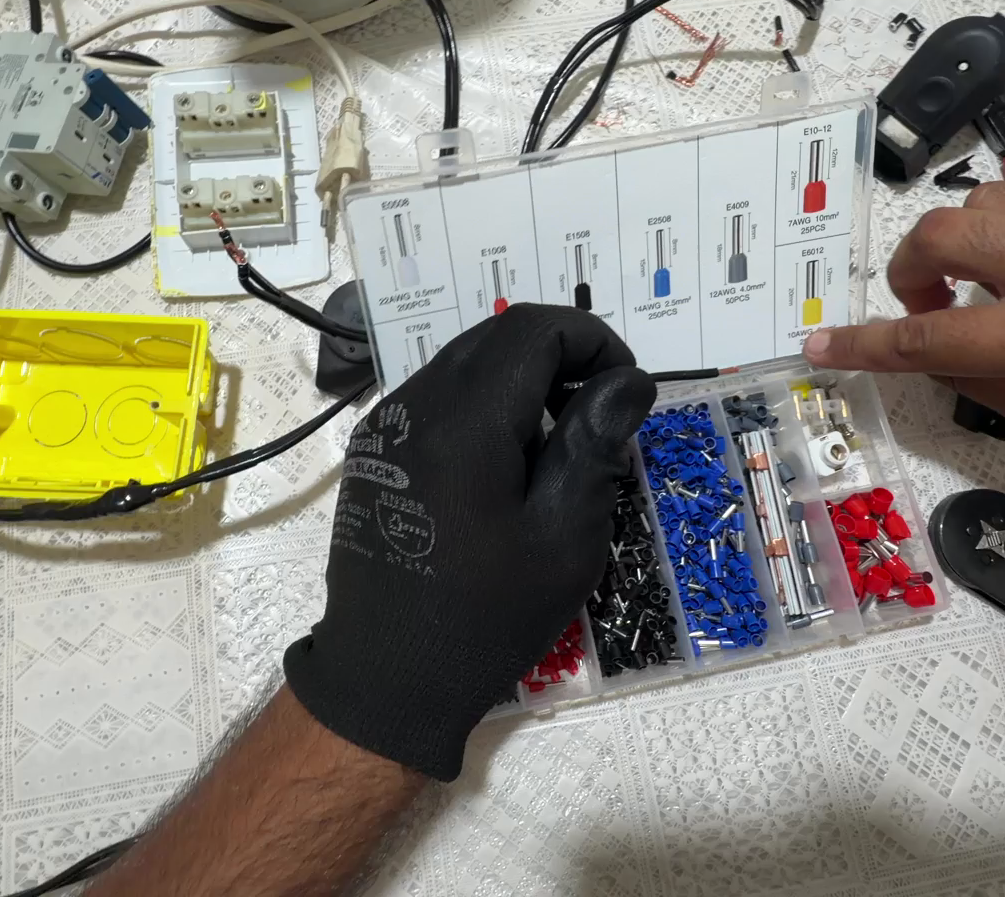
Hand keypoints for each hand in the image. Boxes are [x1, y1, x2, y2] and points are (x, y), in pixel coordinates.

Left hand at [284, 305, 654, 780]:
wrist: (385, 676)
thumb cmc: (486, 616)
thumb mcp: (563, 537)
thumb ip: (594, 443)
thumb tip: (628, 378)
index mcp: (464, 422)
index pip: (532, 328)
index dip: (591, 339)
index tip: (624, 387)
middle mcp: (416, 404)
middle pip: (498, 335)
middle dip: (561, 355)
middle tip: (598, 410)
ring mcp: (388, 423)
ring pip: (467, 361)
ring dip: (523, 379)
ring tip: (557, 442)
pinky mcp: (377, 447)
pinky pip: (440, 395)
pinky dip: (487, 403)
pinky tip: (505, 461)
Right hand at [804, 160, 1004, 486]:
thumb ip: (973, 377)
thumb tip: (919, 345)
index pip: (927, 337)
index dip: (862, 345)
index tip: (819, 346)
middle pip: (941, 235)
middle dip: (910, 270)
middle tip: (930, 297)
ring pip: (987, 199)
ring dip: (971, 242)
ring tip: (1003, 275)